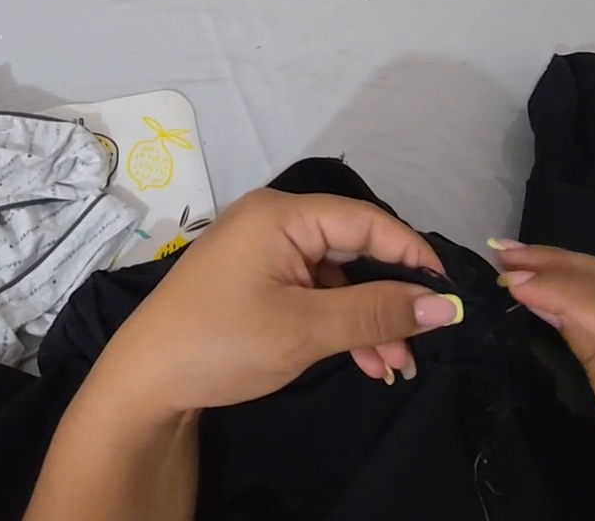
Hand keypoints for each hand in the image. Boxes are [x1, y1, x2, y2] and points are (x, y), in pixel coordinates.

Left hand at [100, 188, 467, 414]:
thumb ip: (376, 312)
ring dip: (367, 318)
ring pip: (336, 276)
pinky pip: (313, 291)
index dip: (411, 252)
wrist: (146, 379)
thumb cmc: (223, 342)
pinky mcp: (258, 278)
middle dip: (388, 297)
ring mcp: (264, 250)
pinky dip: (339, 322)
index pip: (364, 219)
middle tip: (420, 344)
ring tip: (395, 366)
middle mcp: (274, 222)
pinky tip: (364, 358)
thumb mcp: (305, 330)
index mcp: (281, 214)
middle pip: (351, 248)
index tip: (448, 292)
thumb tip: (443, 304)